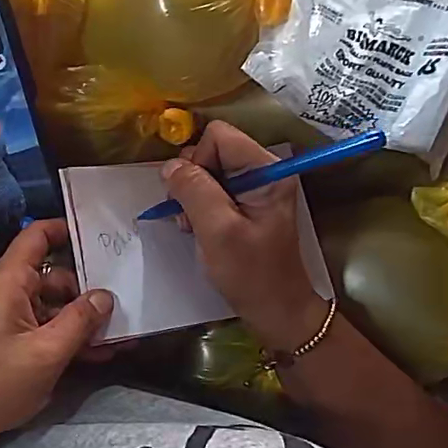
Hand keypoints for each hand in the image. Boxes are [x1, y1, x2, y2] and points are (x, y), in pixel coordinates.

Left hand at [0, 219, 114, 447]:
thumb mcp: (46, 352)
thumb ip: (79, 321)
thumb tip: (106, 295)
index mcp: (11, 281)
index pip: (37, 236)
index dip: (67, 228)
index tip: (103, 236)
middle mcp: (11, 291)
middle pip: (56, 274)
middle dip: (90, 288)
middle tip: (128, 299)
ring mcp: (13, 316)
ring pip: (57, 304)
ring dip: (86, 318)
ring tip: (123, 333)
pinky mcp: (16, 339)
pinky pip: (49, 326)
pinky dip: (71, 335)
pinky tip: (102, 353)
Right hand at [160, 120, 327, 351]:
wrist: (276, 311)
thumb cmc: (252, 274)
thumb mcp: (219, 232)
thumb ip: (194, 192)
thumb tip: (170, 166)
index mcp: (267, 170)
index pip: (219, 136)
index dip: (199, 161)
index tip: (196, 197)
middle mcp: (261, 171)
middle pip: (210, 151)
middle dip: (192, 180)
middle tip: (191, 215)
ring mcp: (251, 188)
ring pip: (205, 171)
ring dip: (191, 197)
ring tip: (194, 226)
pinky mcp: (241, 204)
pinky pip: (208, 190)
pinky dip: (196, 208)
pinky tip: (198, 230)